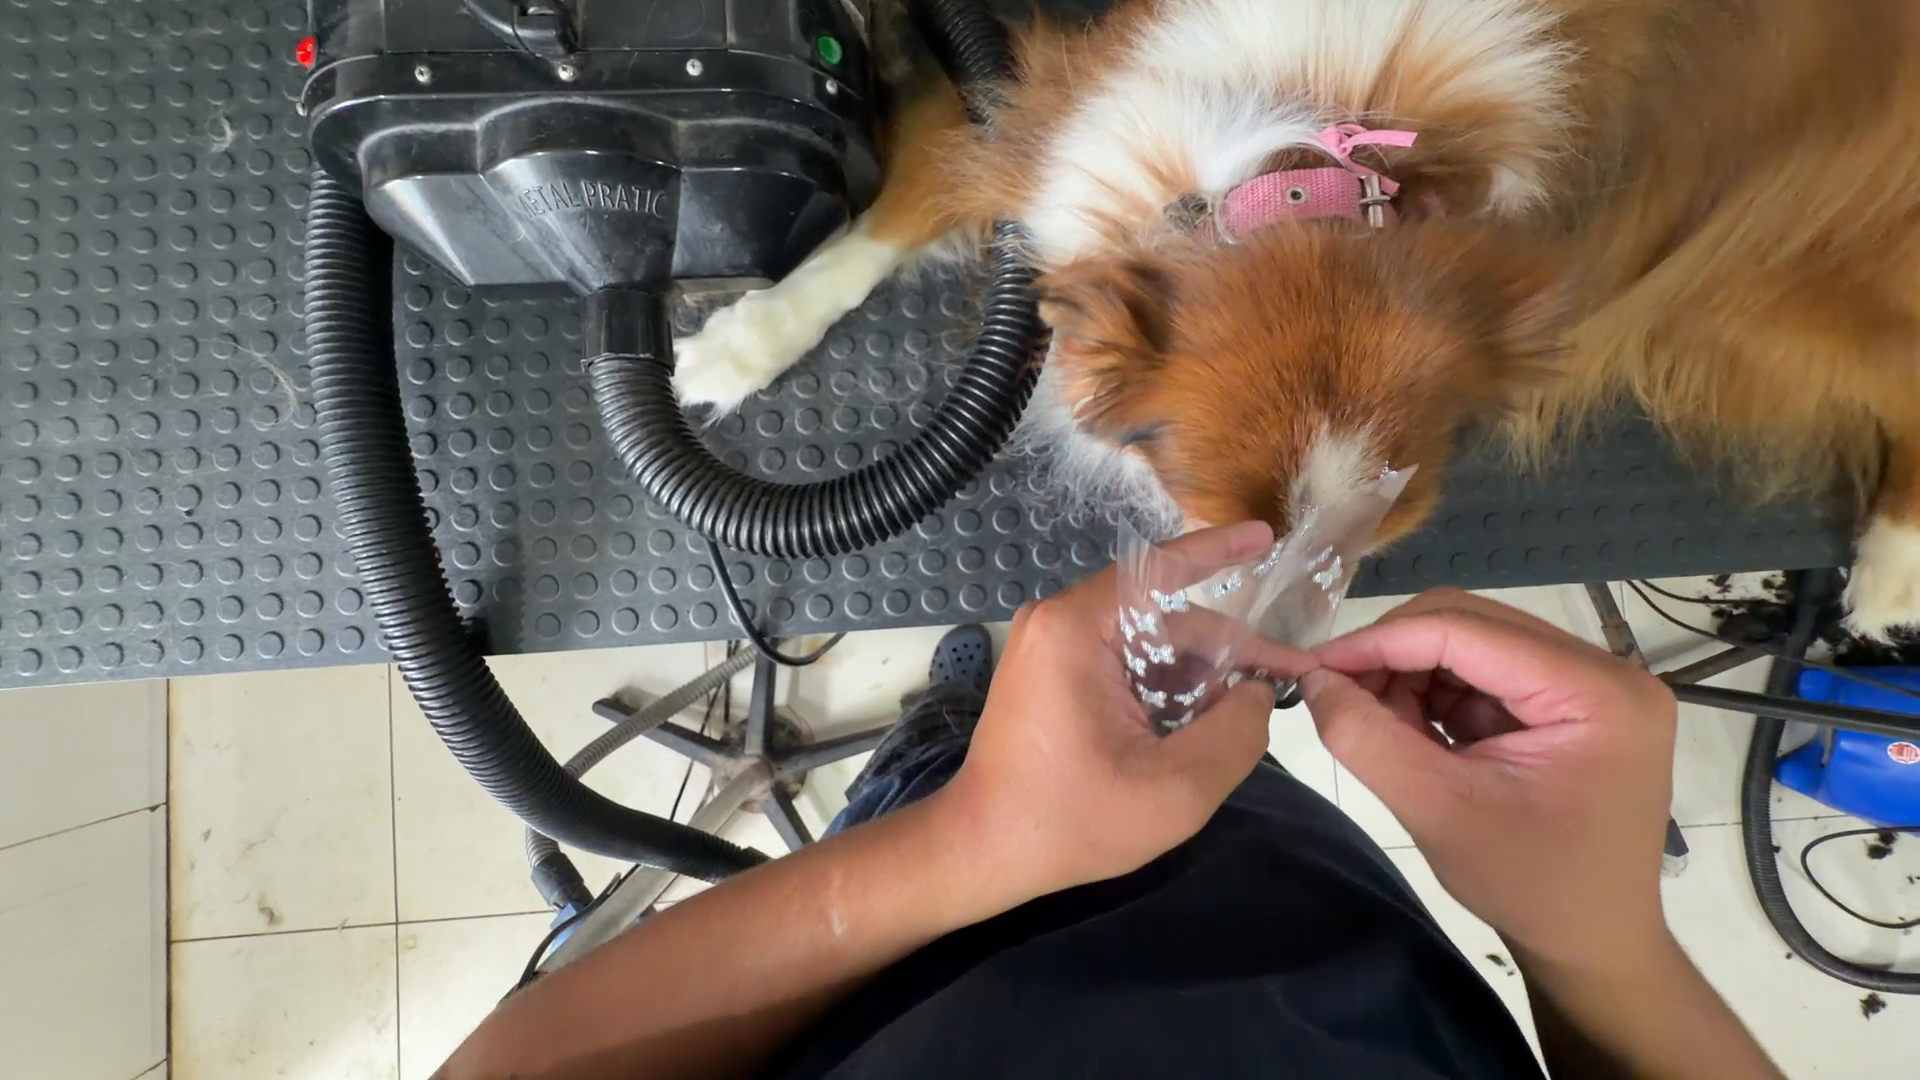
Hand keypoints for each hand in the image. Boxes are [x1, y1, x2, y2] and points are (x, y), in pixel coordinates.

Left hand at [937, 521, 1313, 901]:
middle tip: (1285, 676)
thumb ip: (1236, 732)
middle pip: (1159, 616)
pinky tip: (1195, 717)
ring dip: (1193, 671)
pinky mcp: (1049, 670)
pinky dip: (1160, 683)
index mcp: (1076, 628)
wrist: (983, 847)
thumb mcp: (1174, 789)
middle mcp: (1057, 621)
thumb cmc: (1070, 821)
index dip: (1218, 550)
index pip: (1158, 569)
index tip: (1266, 537)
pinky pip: (1118, 659)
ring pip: (1142, 641)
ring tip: (1244, 707)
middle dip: (1222, 646)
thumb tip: (1257, 691)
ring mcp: (1048, 644)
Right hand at [1298, 589, 1677, 974]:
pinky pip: (1468, 664)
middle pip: (1463, 621)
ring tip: (1377, 722)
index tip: (1313, 667)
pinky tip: (1406, 727)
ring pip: (1459, 637)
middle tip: (1337, 691)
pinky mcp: (1554, 698)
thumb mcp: (1433, 807)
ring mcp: (1579, 681)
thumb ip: (1362, 735)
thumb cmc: (1527, 883)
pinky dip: (1422, 688)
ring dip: (1402, 671)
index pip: (1463, 630)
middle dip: (1389, 653)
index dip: (1378, 642)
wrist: (1587, 938)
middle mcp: (1598, 670)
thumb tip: (1308, 676)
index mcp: (1595, 693)